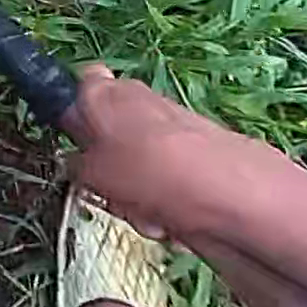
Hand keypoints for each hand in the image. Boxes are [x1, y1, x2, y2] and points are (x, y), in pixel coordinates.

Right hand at [66, 63, 306, 306]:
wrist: (232, 190)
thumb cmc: (146, 171)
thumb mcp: (92, 175)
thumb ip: (75, 164)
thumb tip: (74, 162)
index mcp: (100, 92)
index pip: (78, 84)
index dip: (76, 112)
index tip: (78, 144)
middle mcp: (132, 95)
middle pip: (109, 125)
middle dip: (109, 162)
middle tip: (112, 194)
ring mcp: (169, 116)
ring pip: (139, 152)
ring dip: (138, 186)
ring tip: (150, 218)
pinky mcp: (199, 141)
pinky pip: (169, 166)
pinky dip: (169, 192)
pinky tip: (176, 223)